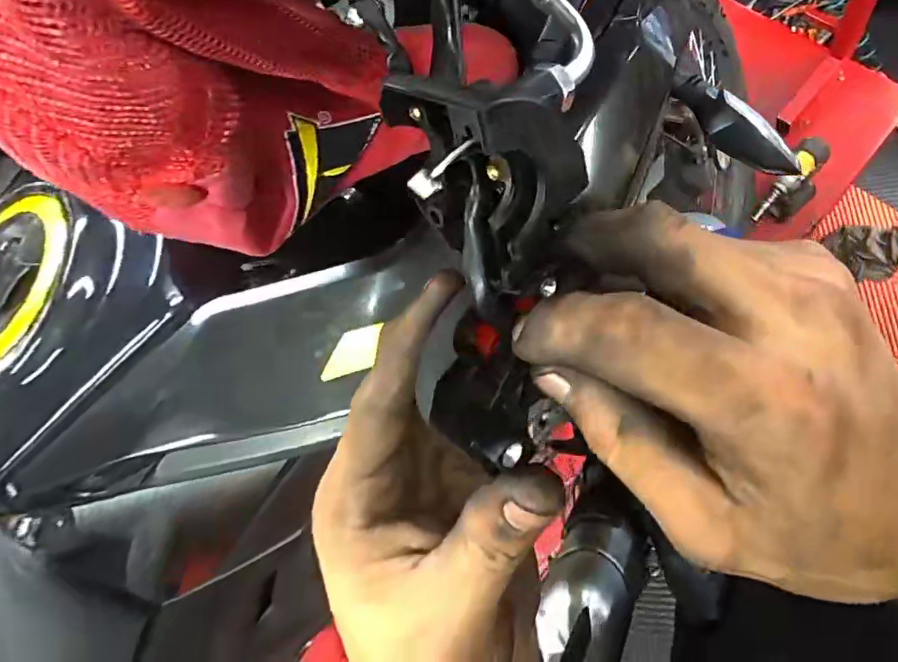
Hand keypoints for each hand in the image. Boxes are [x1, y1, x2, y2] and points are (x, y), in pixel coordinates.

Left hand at [312, 271, 564, 661]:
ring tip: (525, 315)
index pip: (376, 403)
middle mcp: (388, 468)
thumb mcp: (446, 609)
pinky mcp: (467, 476)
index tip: (442, 290)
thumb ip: (489, 540)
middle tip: (496, 288)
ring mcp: (430, 469)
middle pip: (414, 386)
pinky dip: (512, 396)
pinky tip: (541, 369)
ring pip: (454, 398)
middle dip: (448, 335)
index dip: (406, 341)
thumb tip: (538, 478)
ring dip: (485, 360)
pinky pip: (488, 422)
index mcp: (356, 494)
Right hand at [512, 204, 897, 606]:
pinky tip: (679, 305)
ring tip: (607, 293)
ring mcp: (808, 272)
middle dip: (592, 239)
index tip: (530, 333)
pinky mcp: (814, 256)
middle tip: (555, 268)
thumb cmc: (822, 530)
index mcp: (765, 400)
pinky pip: (720, 245)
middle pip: (662, 235)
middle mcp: (790, 313)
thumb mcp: (709, 525)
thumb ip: (624, 440)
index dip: (563, 322)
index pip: (633, 328)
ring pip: (686, 233)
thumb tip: (559, 367)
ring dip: (634, 253)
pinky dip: (681, 266)